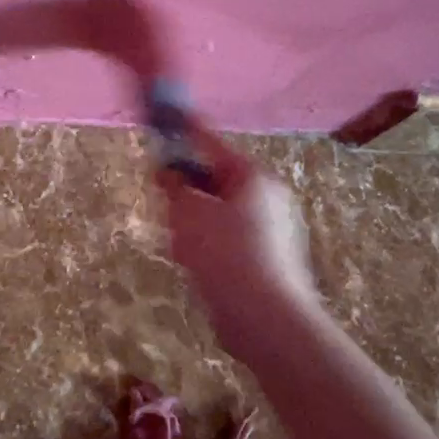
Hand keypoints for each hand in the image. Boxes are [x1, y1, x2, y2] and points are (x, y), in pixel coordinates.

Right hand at [158, 124, 317, 352]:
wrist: (267, 320)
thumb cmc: (225, 255)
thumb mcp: (186, 213)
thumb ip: (173, 186)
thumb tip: (168, 171)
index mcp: (251, 175)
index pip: (210, 142)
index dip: (184, 131)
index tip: (165, 118)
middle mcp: (268, 196)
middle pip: (216, 179)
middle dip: (187, 189)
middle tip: (164, 201)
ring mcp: (274, 229)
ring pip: (221, 211)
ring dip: (196, 220)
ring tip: (179, 242)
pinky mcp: (272, 259)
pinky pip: (231, 238)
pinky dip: (211, 244)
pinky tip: (198, 266)